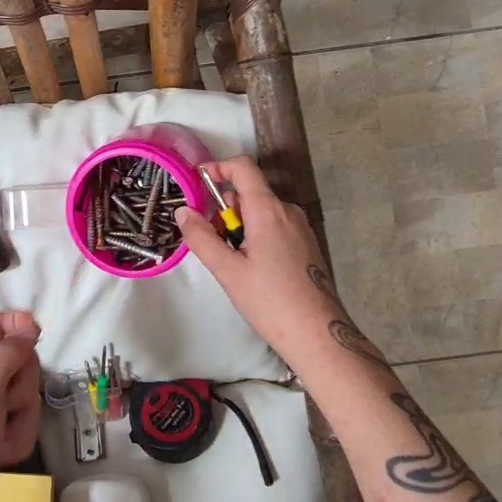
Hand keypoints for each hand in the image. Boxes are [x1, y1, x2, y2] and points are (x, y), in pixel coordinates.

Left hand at [0, 310, 42, 501]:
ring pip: (26, 394)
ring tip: (0, 437)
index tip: (37, 341)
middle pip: (19, 359)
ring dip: (22, 417)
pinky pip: (23, 423)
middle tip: (6, 404)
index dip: (19, 325)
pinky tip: (2, 454)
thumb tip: (27, 327)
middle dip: (24, 383)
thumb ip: (6, 356)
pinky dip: (18, 438)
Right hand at [176, 156, 346, 354]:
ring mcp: (300, 227)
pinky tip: (253, 269)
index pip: (243, 168)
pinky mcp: (305, 244)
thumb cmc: (270, 301)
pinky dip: (256, 236)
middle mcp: (288, 211)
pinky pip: (274, 226)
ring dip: (239, 227)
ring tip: (234, 264)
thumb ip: (201, 237)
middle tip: (214, 244)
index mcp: (268, 210)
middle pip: (249, 193)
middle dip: (224, 211)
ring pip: (260, 212)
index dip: (217, 168)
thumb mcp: (227, 270)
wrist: (317, 334)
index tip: (198, 185)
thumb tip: (183, 211)